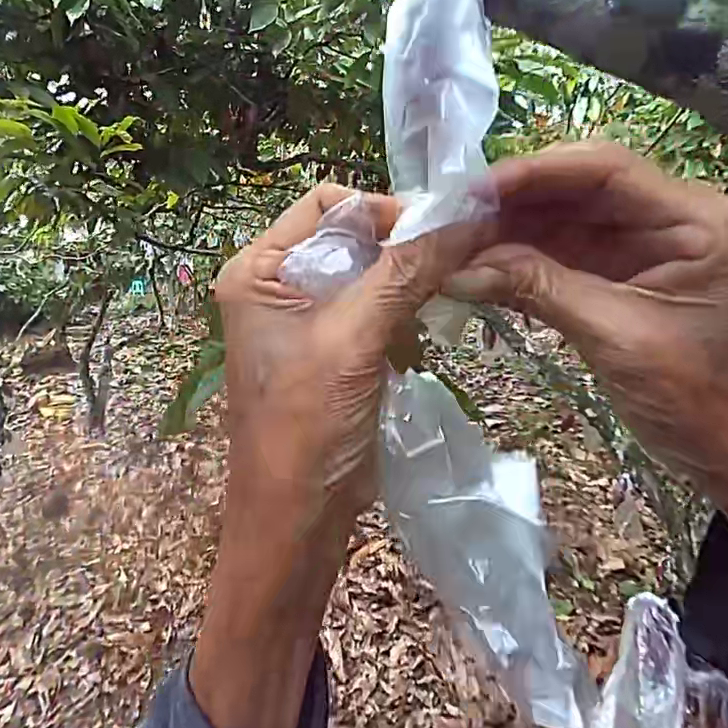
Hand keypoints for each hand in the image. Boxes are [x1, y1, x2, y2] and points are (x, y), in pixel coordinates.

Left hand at [191, 184, 482, 727]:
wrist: (295, 524)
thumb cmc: (308, 427)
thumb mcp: (355, 338)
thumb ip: (406, 270)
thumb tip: (468, 212)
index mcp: (259, 267)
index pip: (327, 203)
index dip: (382, 211)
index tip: (435, 236)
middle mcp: (276, 282)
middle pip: (351, 235)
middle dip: (400, 250)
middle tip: (448, 269)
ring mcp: (304, 316)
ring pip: (369, 271)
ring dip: (406, 286)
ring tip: (431, 312)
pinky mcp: (331, 346)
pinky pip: (375, 306)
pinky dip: (402, 315)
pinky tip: (416, 343)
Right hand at [449, 142, 727, 593]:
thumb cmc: (708, 409)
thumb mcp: (619, 342)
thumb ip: (542, 290)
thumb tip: (459, 267)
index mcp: (702, 222)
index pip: (608, 170)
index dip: (534, 172)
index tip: (473, 191)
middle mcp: (681, 221)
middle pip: (585, 190)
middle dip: (517, 201)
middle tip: (455, 217)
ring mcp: (657, 250)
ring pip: (574, 221)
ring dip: (516, 231)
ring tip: (458, 242)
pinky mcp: (636, 278)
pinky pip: (575, 255)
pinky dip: (530, 261)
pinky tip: (487, 266)